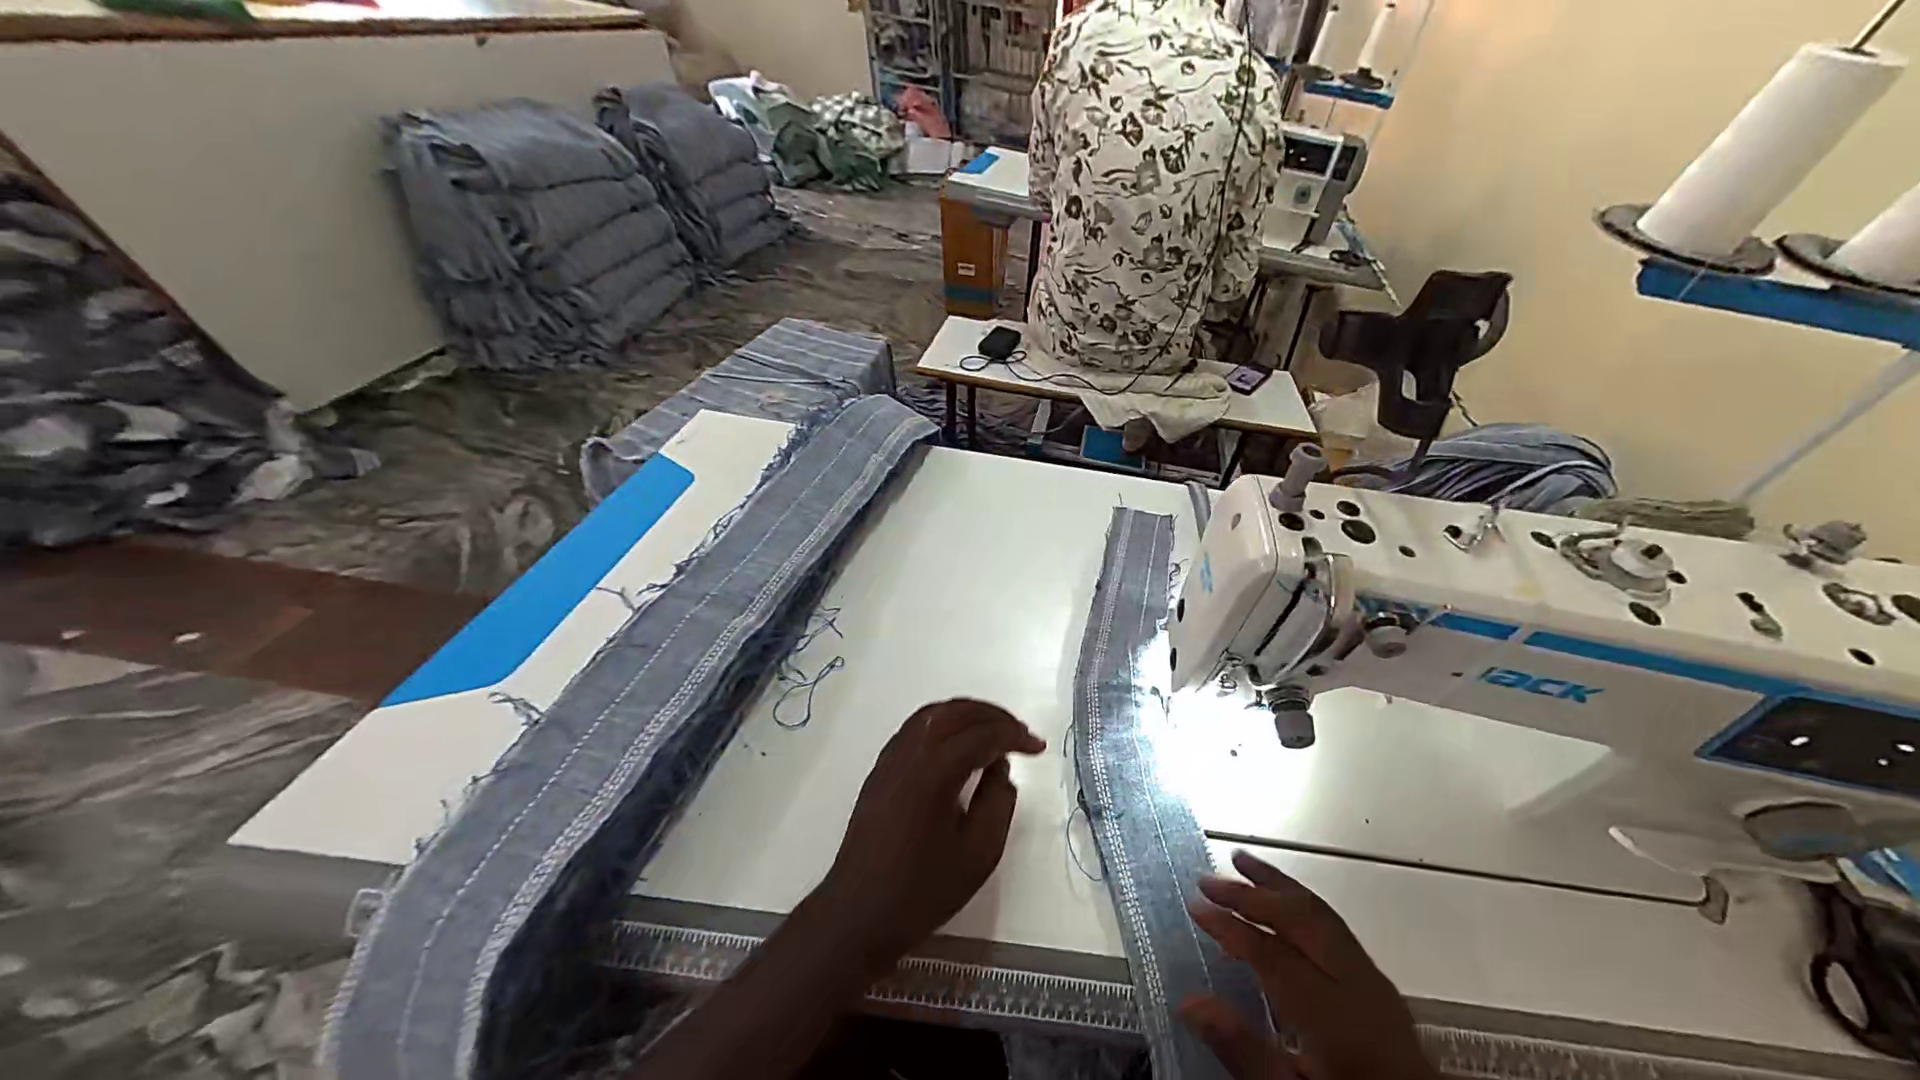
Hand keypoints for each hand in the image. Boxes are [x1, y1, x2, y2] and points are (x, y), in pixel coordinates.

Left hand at [811, 699, 1045, 968]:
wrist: (860, 913)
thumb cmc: (922, 891)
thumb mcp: (978, 855)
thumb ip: (998, 803)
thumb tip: (1000, 768)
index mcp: (933, 772)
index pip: (981, 735)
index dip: (1013, 735)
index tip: (1037, 747)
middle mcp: (908, 754)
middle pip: (954, 713)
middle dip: (992, 715)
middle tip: (1019, 732)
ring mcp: (889, 759)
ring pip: (932, 715)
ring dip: (966, 714)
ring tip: (994, 731)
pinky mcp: (880, 770)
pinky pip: (915, 728)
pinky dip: (943, 723)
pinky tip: (958, 743)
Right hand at [1182, 850, 1436, 1079]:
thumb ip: (1245, 1049)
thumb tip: (1192, 1004)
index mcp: (1336, 1018)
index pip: (1273, 954)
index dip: (1230, 925)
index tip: (1195, 905)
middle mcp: (1360, 988)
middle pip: (1301, 921)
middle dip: (1251, 893)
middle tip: (1208, 878)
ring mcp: (1376, 983)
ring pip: (1322, 916)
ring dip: (1278, 886)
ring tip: (1243, 863)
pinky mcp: (1382, 987)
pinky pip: (1336, 927)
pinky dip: (1301, 903)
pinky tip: (1281, 904)